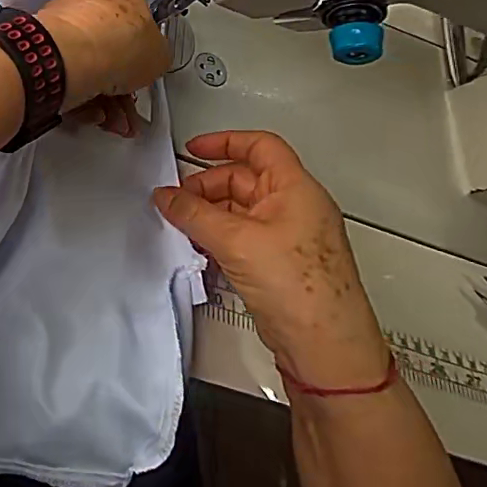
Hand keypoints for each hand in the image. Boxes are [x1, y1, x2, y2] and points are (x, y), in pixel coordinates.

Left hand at [35, 0, 166, 115]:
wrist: (72, 57)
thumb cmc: (118, 44)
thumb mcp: (160, 53)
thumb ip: (157, 55)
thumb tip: (152, 62)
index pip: (136, 20)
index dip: (141, 52)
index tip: (143, 72)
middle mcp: (85, 2)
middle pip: (108, 48)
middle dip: (121, 84)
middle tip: (128, 106)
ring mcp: (60, 26)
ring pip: (87, 66)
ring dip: (104, 98)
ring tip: (112, 118)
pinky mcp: (40, 50)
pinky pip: (65, 76)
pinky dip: (79, 97)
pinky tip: (91, 112)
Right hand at [151, 131, 390, 391]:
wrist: (323, 344)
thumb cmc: (294, 284)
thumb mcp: (234, 240)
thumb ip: (192, 212)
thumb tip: (162, 195)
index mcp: (295, 190)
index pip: (261, 147)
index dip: (224, 142)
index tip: (190, 150)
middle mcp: (293, 207)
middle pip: (242, 178)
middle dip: (205, 185)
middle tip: (173, 201)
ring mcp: (285, 235)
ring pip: (237, 208)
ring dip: (206, 212)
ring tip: (179, 226)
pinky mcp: (275, 260)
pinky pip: (238, 234)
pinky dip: (214, 234)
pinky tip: (195, 247)